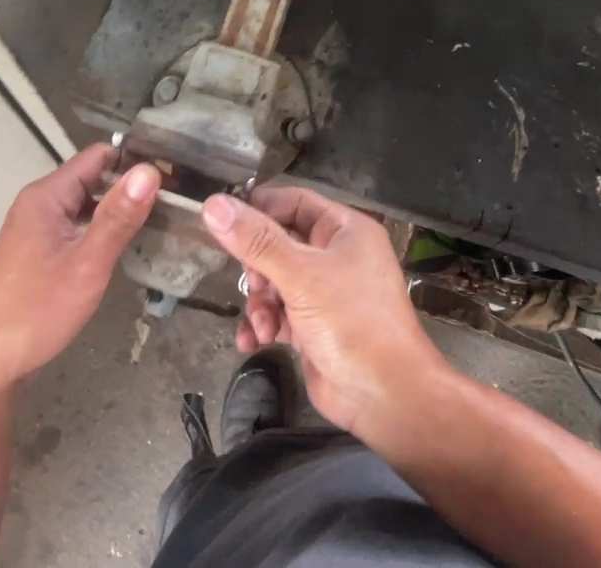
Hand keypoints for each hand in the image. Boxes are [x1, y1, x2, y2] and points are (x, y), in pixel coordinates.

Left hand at [0, 144, 159, 390]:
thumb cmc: (37, 311)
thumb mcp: (87, 264)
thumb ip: (118, 217)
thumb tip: (149, 171)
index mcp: (46, 196)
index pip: (98, 156)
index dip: (134, 161)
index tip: (173, 172)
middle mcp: (38, 203)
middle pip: (93, 178)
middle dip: (130, 185)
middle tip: (177, 199)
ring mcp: (36, 227)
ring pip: (86, 203)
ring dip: (118, 209)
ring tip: (163, 217)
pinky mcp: (38, 250)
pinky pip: (77, 225)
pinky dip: (101, 229)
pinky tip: (128, 243)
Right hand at [202, 186, 448, 434]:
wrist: (385, 397)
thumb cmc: (352, 323)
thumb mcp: (301, 276)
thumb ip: (257, 241)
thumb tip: (214, 205)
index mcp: (344, 230)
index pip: (293, 202)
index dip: (259, 210)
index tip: (223, 224)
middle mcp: (336, 256)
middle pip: (277, 244)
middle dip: (258, 269)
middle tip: (255, 286)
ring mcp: (325, 292)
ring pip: (273, 281)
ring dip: (260, 304)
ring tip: (264, 325)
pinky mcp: (313, 326)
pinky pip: (277, 313)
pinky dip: (263, 325)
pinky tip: (254, 341)